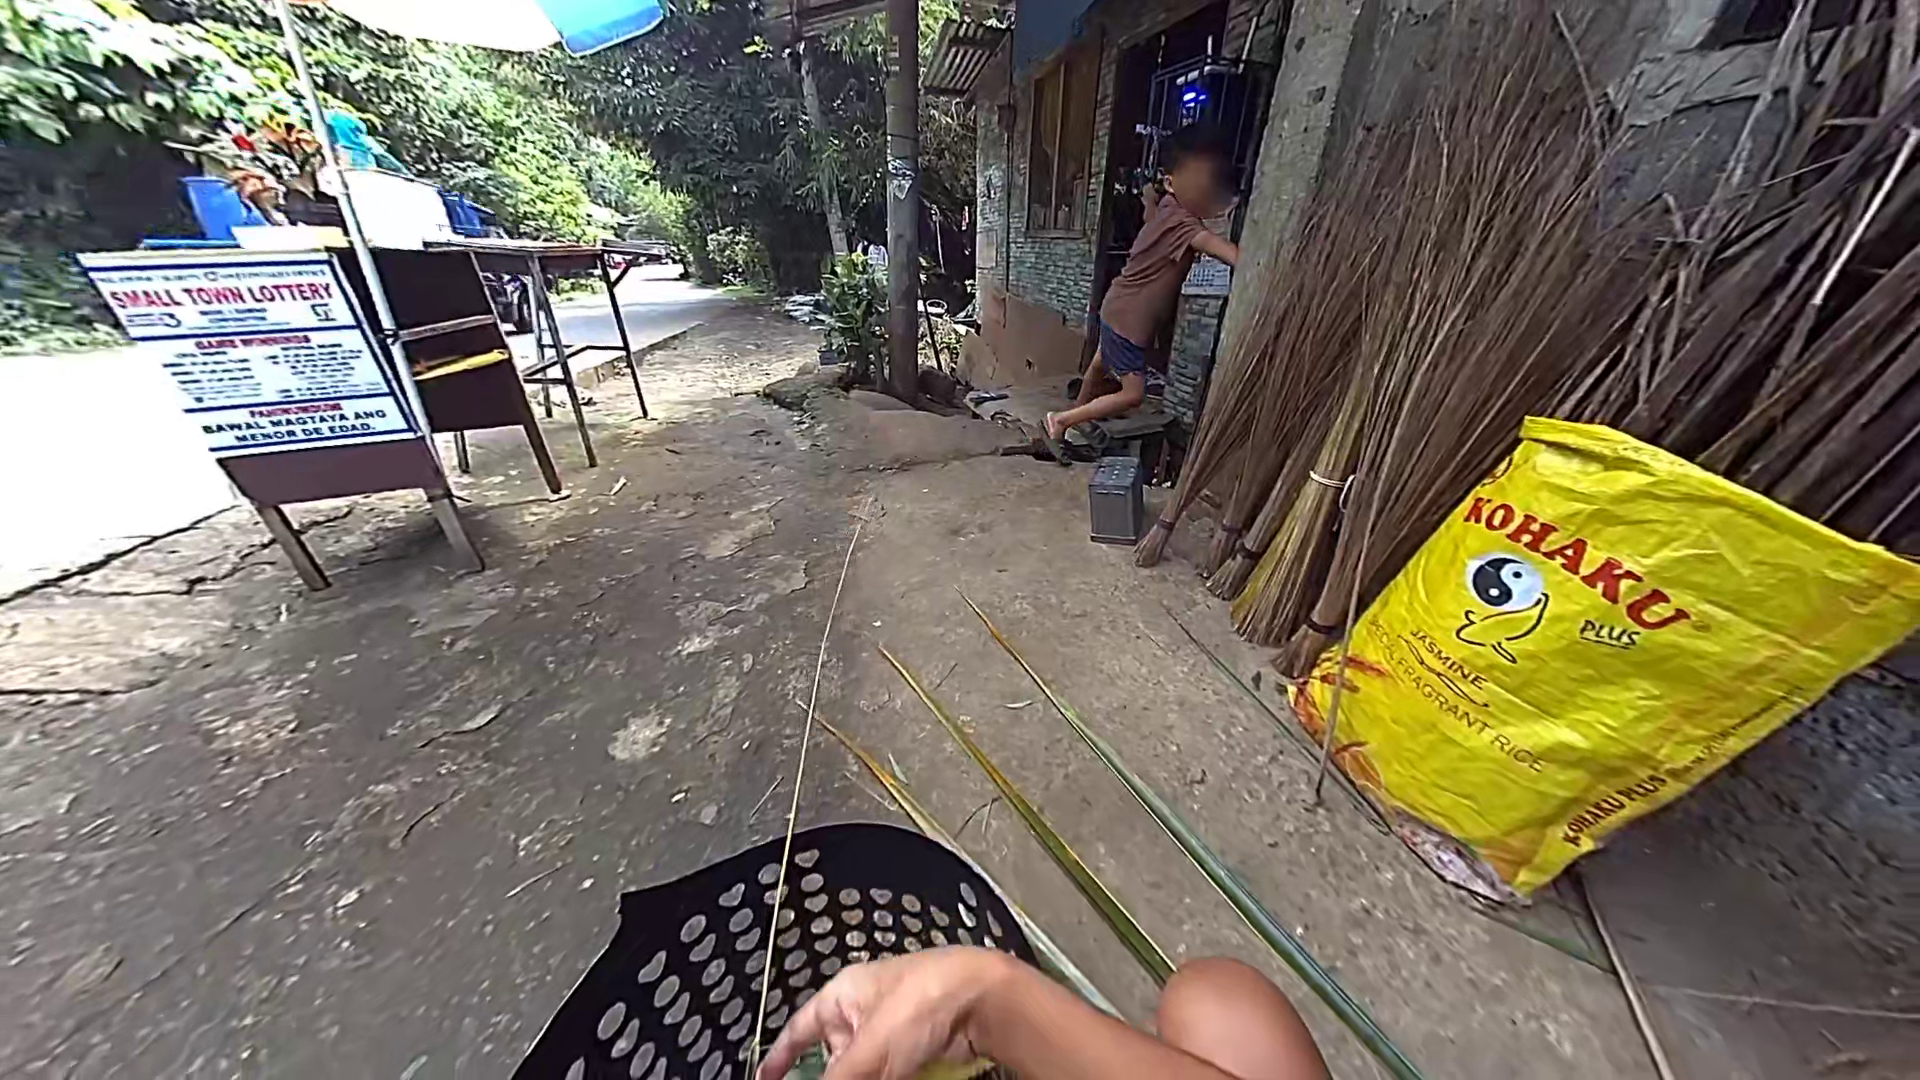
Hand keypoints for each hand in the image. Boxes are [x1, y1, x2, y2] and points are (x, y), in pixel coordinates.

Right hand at [754, 947, 1009, 1079]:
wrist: (979, 1001)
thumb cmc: (923, 999)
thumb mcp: (868, 1051)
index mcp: (845, 992)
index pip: (800, 1026)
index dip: (781, 1055)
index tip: (765, 1079)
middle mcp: (864, 1009)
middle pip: (830, 1060)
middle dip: (826, 1077)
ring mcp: (890, 1031)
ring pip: (860, 1072)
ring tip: (872, 1079)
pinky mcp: (912, 1050)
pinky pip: (886, 1076)